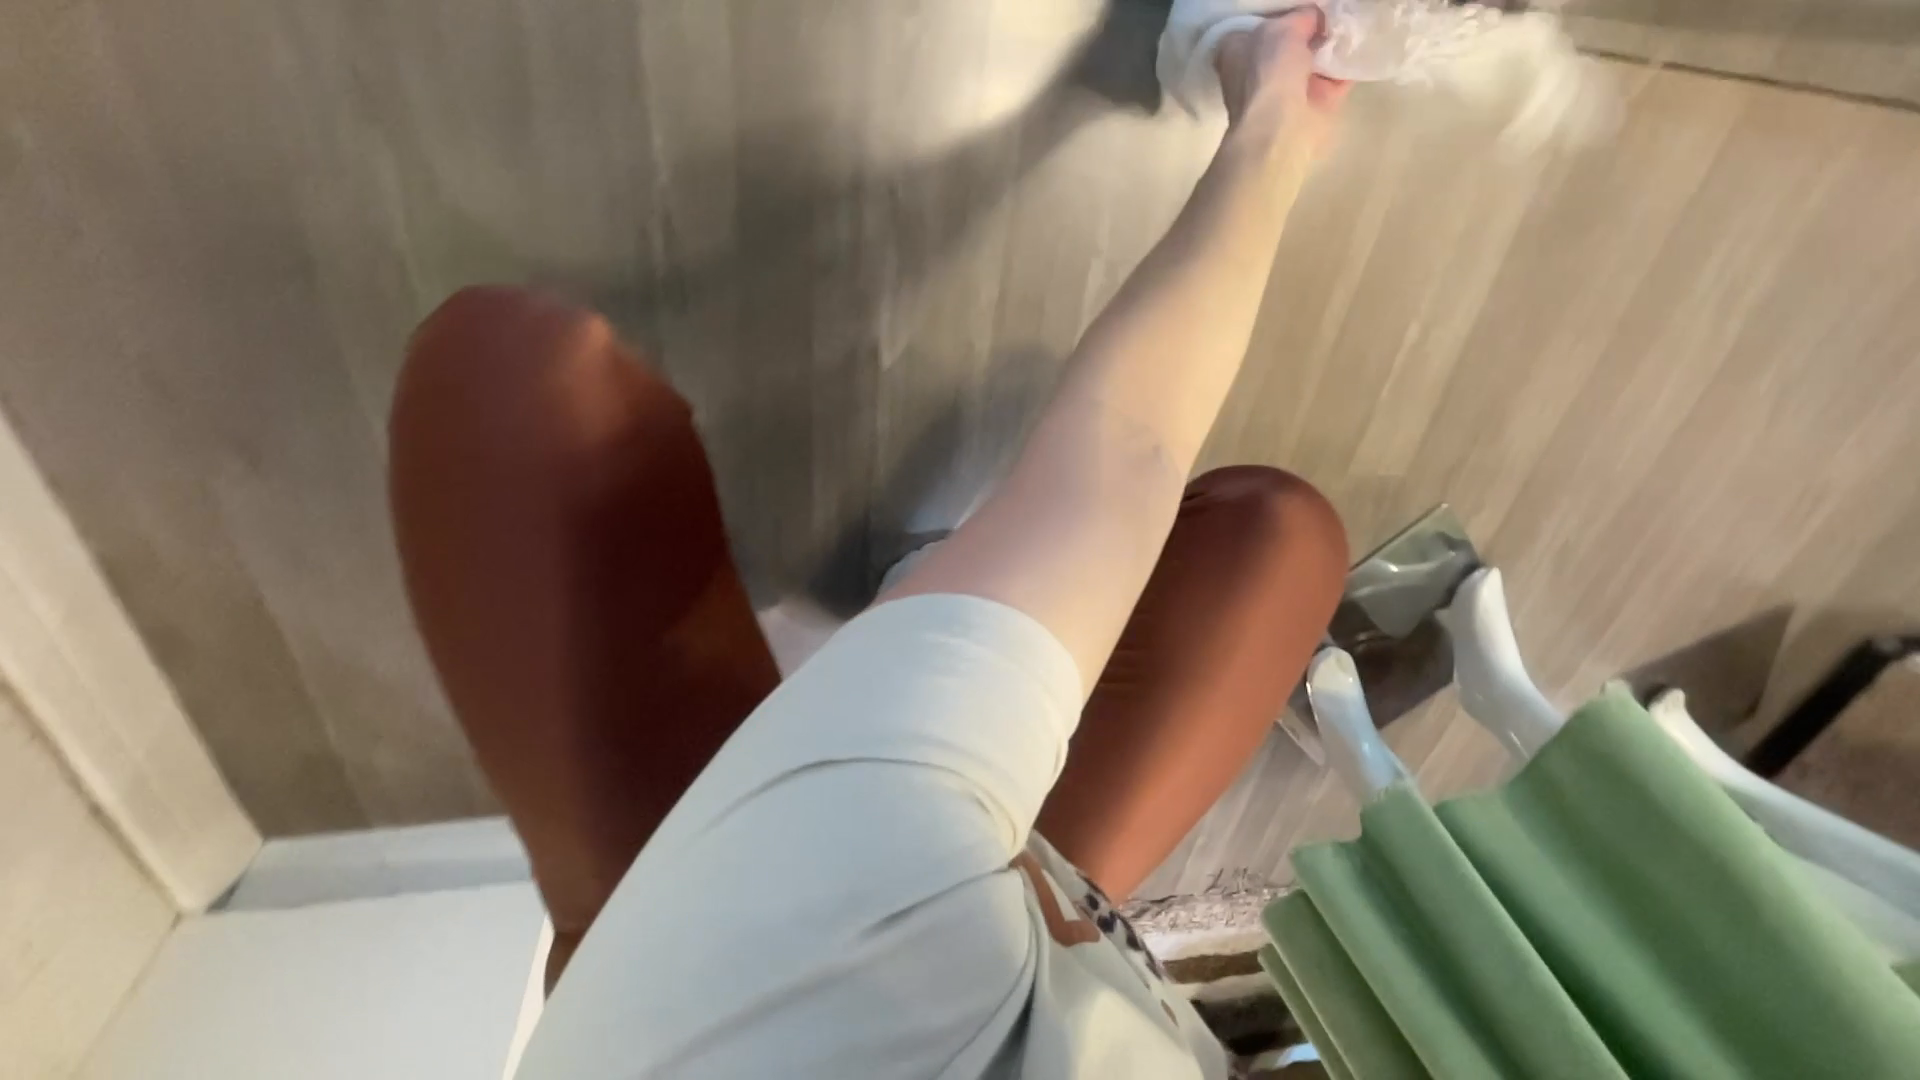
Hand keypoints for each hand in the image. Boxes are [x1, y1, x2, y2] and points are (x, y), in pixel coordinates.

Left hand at [1215, 8, 1349, 158]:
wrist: (1281, 128)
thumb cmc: (1267, 72)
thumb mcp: (1279, 27)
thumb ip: (1299, 17)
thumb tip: (1315, 19)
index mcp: (1235, 54)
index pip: (1256, 26)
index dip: (1279, 15)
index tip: (1301, 5)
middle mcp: (1257, 74)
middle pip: (1288, 43)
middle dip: (1310, 29)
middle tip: (1331, 10)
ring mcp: (1286, 93)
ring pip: (1314, 60)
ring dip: (1333, 44)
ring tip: (1351, 19)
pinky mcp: (1315, 106)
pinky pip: (1337, 77)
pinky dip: (1350, 63)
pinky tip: (1363, 42)